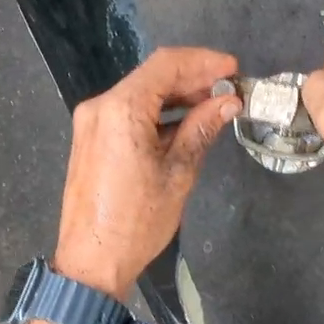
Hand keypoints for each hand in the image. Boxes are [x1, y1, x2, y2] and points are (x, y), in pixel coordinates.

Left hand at [54, 48, 240, 298]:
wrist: (91, 262)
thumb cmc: (138, 221)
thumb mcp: (178, 173)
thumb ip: (201, 129)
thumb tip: (229, 102)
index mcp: (120, 109)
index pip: (166, 66)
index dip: (203, 62)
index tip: (233, 69)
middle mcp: (100, 107)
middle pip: (151, 77)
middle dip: (192, 78)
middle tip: (228, 90)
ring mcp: (90, 122)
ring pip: (139, 94)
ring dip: (175, 96)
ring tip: (213, 105)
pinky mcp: (90, 139)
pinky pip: (127, 113)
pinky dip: (156, 113)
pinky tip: (184, 123)